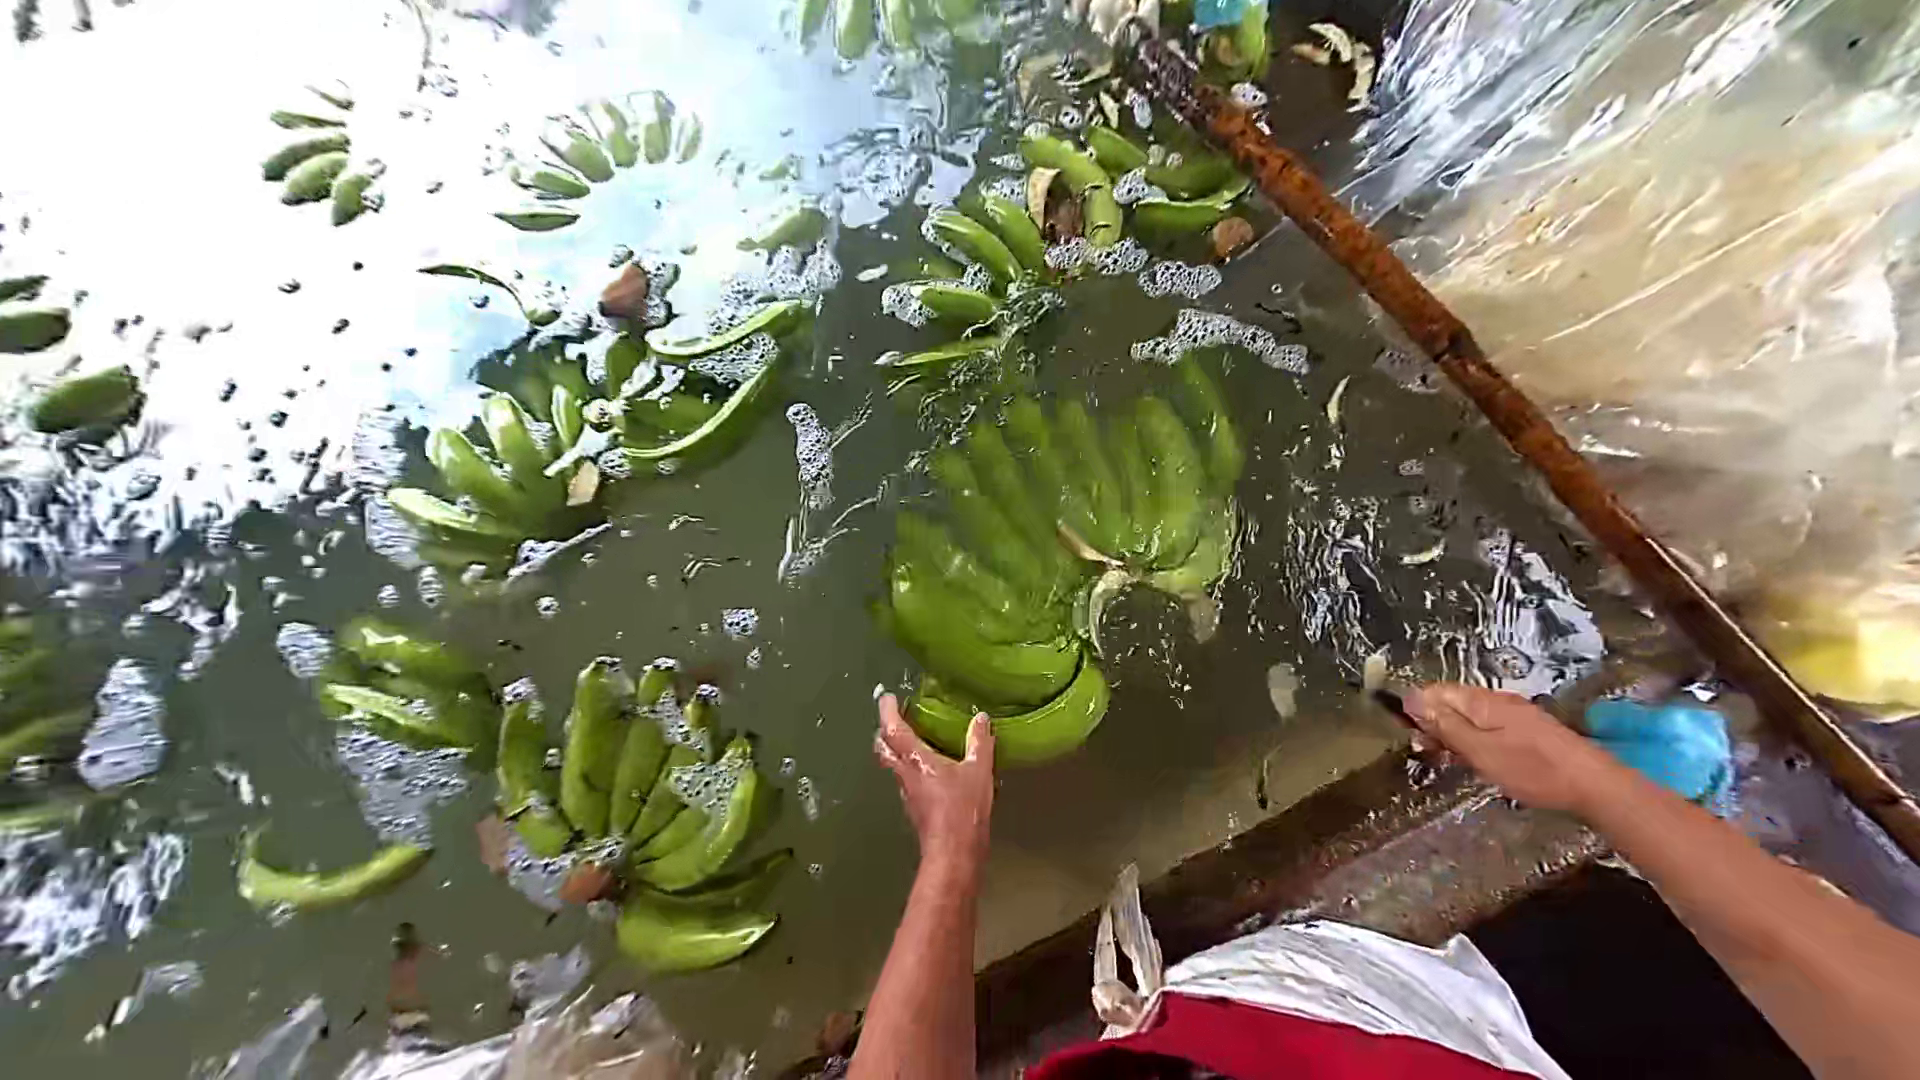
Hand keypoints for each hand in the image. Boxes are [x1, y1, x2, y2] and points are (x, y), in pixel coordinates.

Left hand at [875, 694, 994, 870]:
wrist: (954, 854)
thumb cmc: (962, 809)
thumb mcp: (978, 771)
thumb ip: (979, 742)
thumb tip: (980, 718)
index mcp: (916, 760)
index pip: (894, 730)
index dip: (888, 711)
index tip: (885, 697)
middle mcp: (905, 774)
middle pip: (884, 748)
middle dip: (884, 730)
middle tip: (892, 716)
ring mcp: (907, 792)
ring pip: (891, 764)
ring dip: (894, 749)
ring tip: (907, 737)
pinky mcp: (914, 807)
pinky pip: (904, 778)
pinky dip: (907, 765)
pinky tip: (924, 767)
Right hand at [1403, 683, 1623, 813]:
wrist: (1599, 788)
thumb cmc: (1532, 770)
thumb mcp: (1478, 750)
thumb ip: (1444, 724)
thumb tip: (1411, 700)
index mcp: (1479, 701)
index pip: (1432, 691)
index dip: (1417, 710)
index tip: (1417, 737)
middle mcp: (1495, 700)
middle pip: (1450, 703)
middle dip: (1436, 725)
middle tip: (1435, 754)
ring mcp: (1515, 714)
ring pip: (1469, 717)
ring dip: (1456, 736)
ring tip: (1459, 761)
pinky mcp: (1529, 730)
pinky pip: (1489, 728)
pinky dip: (1478, 741)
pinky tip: (1484, 761)